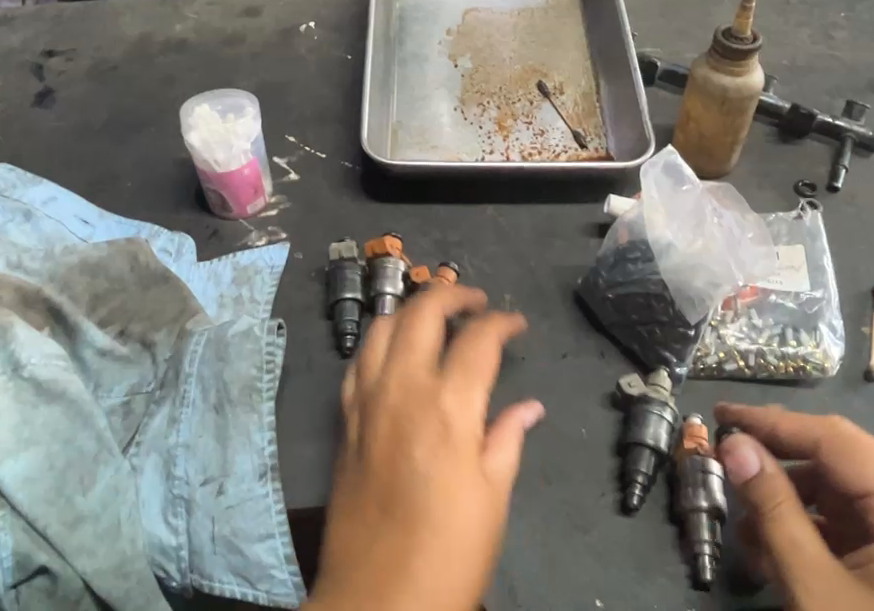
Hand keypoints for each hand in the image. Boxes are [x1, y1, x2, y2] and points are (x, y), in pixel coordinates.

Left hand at [305, 285, 544, 610]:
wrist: (378, 597)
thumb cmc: (449, 552)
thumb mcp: (493, 498)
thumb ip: (507, 439)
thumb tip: (529, 406)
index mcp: (449, 407)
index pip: (478, 339)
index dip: (501, 321)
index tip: (516, 323)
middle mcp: (403, 389)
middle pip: (422, 312)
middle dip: (453, 293)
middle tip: (477, 301)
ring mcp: (367, 400)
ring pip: (382, 325)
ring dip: (410, 309)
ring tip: (434, 315)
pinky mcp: (344, 418)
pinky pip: (358, 359)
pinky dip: (379, 340)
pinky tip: (393, 350)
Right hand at [715, 404, 873, 610]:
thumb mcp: (815, 588)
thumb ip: (774, 510)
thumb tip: (734, 444)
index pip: (837, 442)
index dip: (775, 423)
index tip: (719, 415)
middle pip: (838, 467)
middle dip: (777, 465)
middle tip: (722, 460)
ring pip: (836, 500)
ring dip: (784, 505)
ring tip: (742, 528)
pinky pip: (844, 534)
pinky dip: (803, 535)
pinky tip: (766, 554)